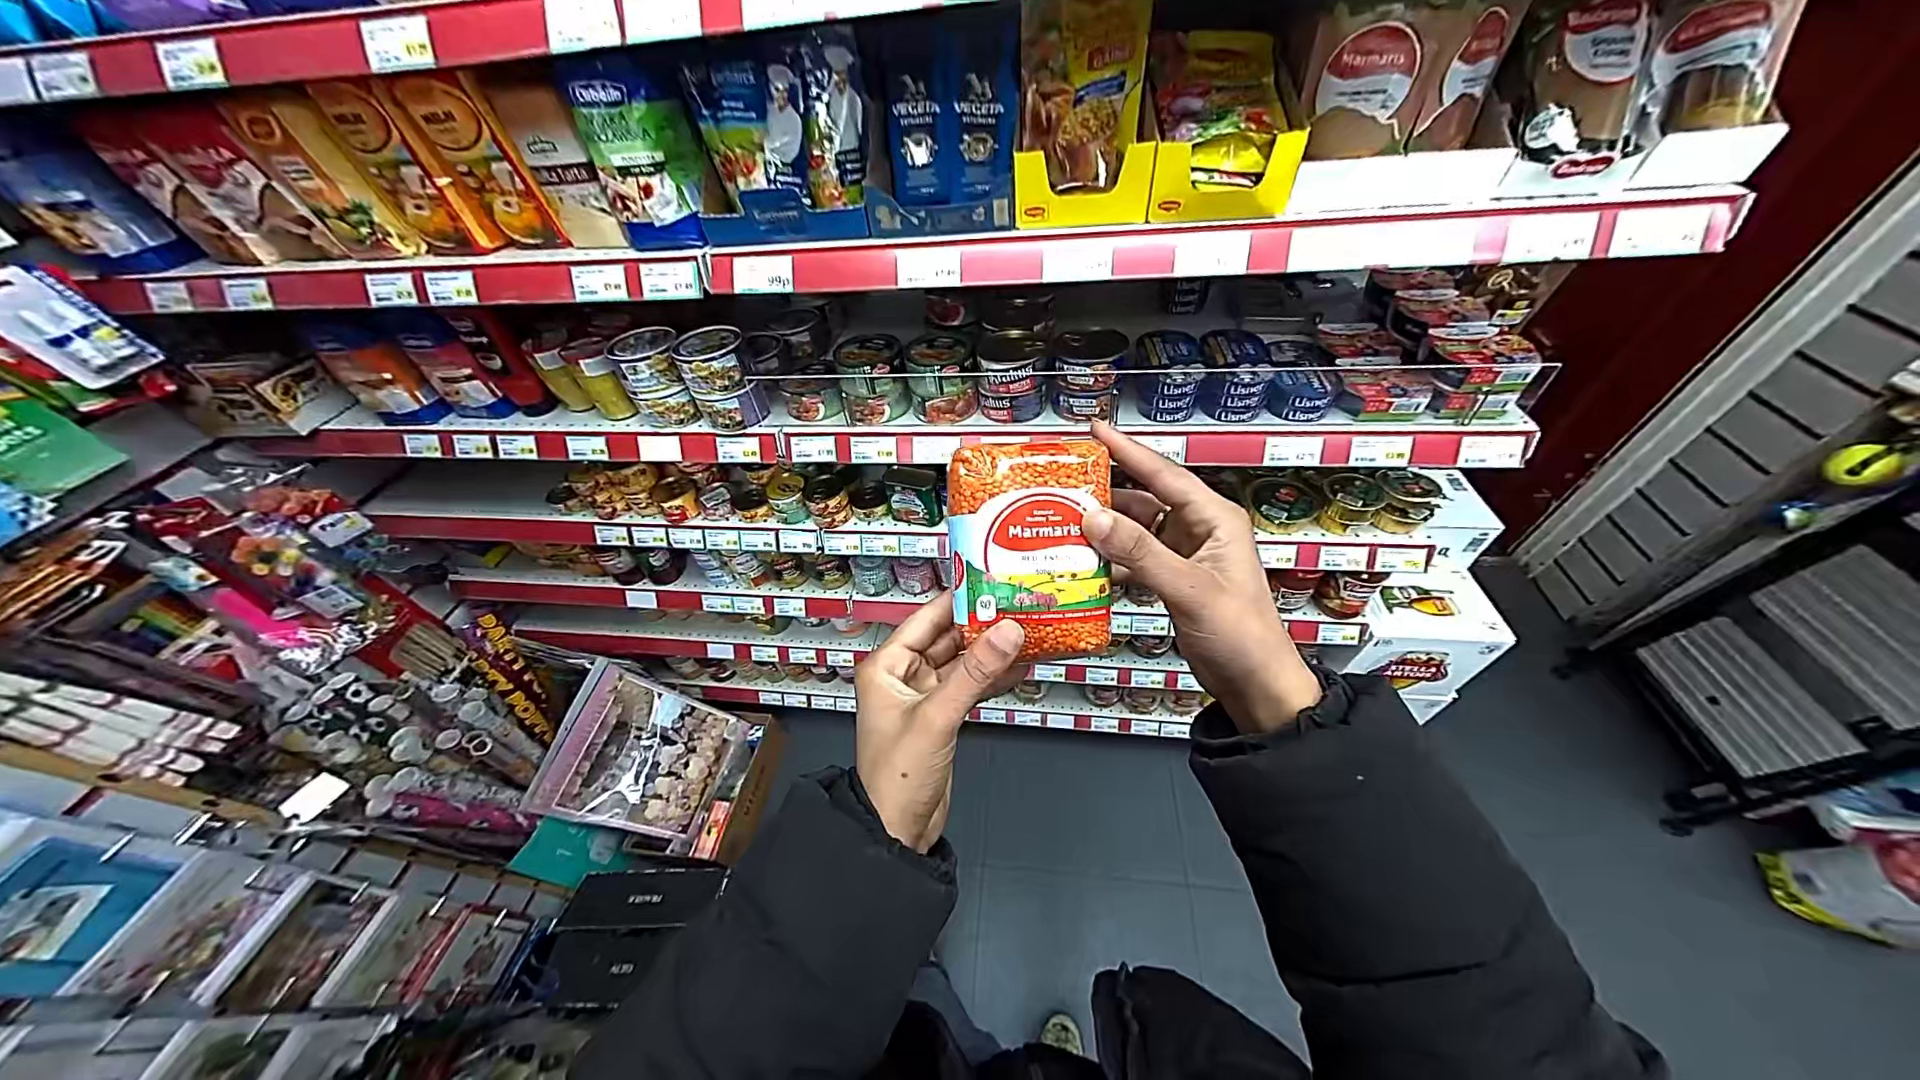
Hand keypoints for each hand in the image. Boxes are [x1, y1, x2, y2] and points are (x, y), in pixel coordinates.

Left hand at [854, 593, 1024, 851]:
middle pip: (946, 638)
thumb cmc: (897, 776)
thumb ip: (975, 672)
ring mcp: (924, 696)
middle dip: (981, 624)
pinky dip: (991, 677)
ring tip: (1026, 631)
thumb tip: (1008, 630)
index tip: (990, 582)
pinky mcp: (942, 715)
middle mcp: (903, 676)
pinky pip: (969, 685)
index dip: (957, 600)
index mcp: (886, 666)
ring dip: (990, 650)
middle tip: (1017, 605)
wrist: (898, 831)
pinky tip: (1019, 666)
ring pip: (961, 662)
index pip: (925, 619)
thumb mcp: (938, 715)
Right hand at [1084, 421, 1321, 733]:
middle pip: (1144, 499)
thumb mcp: (1189, 588)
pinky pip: (1134, 558)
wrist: (1254, 684)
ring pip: (1135, 530)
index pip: (1164, 474)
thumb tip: (1095, 517)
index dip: (1128, 450)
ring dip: (1104, 528)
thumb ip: (1141, 552)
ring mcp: (1183, 555)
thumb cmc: (1240, 634)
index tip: (1096, 431)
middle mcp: (1197, 530)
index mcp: (1214, 519)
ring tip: (1064, 522)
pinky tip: (1085, 563)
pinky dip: (1111, 559)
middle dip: (1106, 492)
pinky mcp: (1171, 579)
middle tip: (1065, 483)